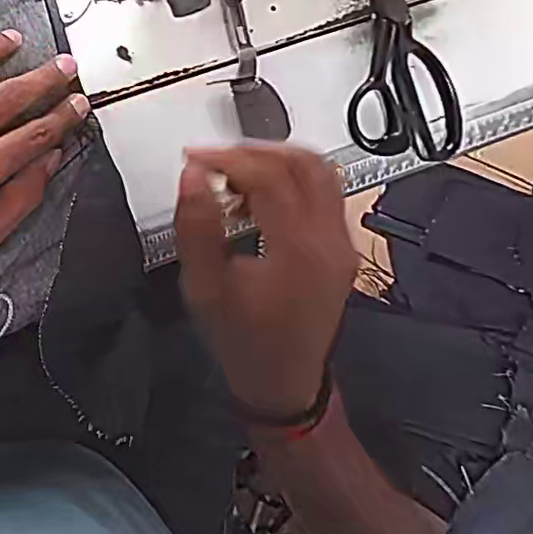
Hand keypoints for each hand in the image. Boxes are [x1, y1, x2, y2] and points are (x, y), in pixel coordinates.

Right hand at [173, 144, 355, 415]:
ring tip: (233, 173)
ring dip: (273, 161)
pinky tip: (255, 196)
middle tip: (214, 160)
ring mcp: (341, 244)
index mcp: (299, 250)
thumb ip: (196, 226)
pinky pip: (322, 192)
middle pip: (303, 162)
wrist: (283, 382)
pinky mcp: (340, 247)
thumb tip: (191, 178)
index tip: (195, 159)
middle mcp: (330, 242)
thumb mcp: (205, 287)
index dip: (227, 159)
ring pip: (319, 171)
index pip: (269, 176)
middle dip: (252, 151)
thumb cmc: (245, 342)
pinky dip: (288, 179)